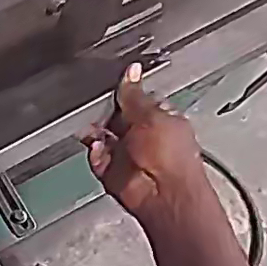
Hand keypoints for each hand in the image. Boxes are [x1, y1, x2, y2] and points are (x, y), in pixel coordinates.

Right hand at [85, 64, 210, 227]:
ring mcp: (126, 154)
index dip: (123, 93)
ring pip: (101, 136)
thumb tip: (131, 72)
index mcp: (159, 119)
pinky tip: (97, 147)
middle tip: (100, 110)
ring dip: (95, 132)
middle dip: (104, 113)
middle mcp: (142, 137)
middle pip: (114, 117)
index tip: (113, 87)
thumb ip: (134, 95)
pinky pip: (94, 156)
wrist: (163, 193)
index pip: (136, 100)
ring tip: (96, 130)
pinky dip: (94, 152)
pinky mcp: (111, 170)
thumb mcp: (151, 115)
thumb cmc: (171, 158)